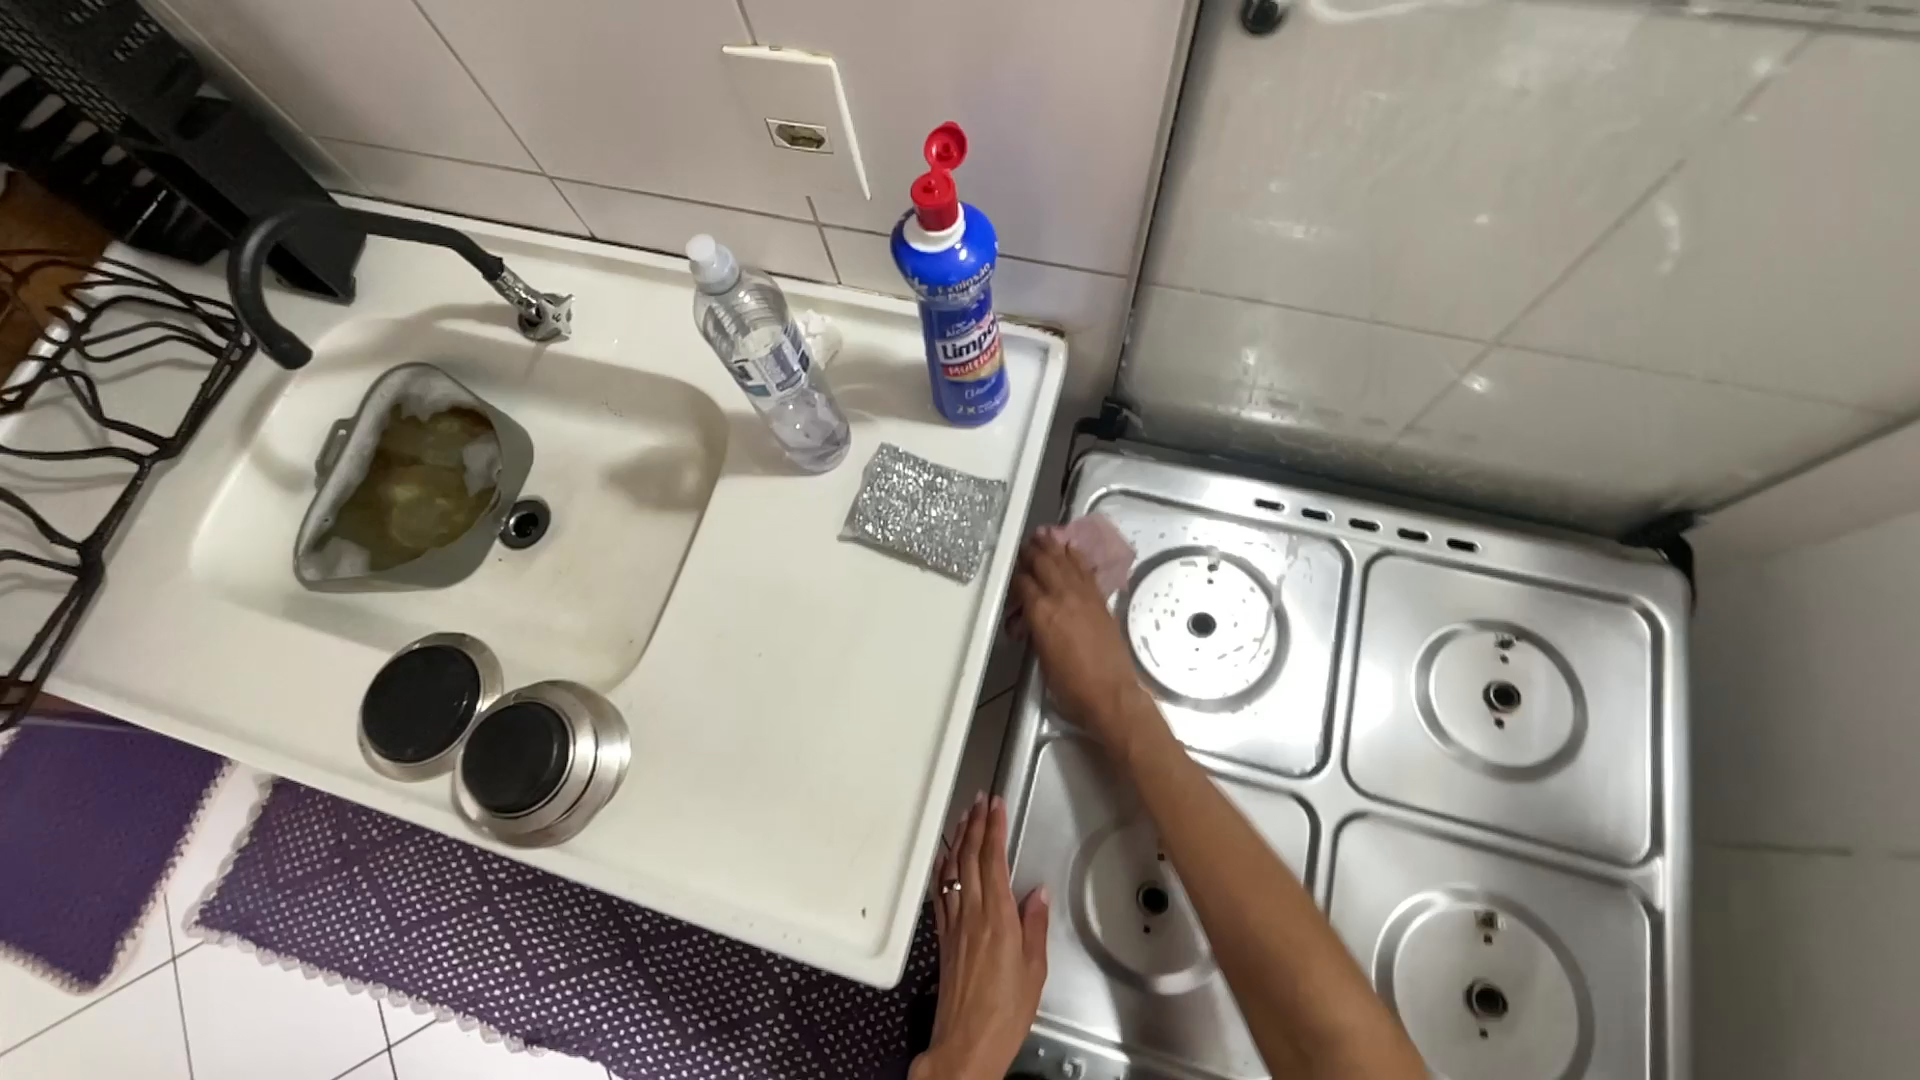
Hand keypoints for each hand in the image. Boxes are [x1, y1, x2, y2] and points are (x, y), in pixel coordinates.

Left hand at [914, 794, 1048, 1079]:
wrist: (967, 1042)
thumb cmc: (1005, 1012)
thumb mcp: (1034, 970)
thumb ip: (1034, 926)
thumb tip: (1036, 893)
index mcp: (997, 918)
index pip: (993, 860)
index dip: (994, 829)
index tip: (996, 805)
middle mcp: (971, 914)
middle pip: (970, 857)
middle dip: (976, 824)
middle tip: (980, 799)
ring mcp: (954, 923)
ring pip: (953, 869)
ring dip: (958, 839)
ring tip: (964, 816)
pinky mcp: (943, 936)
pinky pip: (941, 892)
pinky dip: (942, 868)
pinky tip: (943, 857)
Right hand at [1012, 532, 1162, 757]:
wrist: (1110, 694)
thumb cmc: (1070, 684)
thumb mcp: (1040, 655)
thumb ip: (1034, 627)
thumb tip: (1031, 615)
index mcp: (1042, 612)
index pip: (1024, 582)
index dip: (1015, 574)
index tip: (1011, 569)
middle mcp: (1063, 596)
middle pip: (1045, 563)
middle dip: (1032, 552)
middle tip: (1024, 544)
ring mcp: (1085, 596)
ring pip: (1066, 562)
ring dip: (1054, 547)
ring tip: (1044, 535)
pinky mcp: (1100, 601)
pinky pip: (1085, 571)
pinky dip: (1075, 558)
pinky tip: (1070, 550)